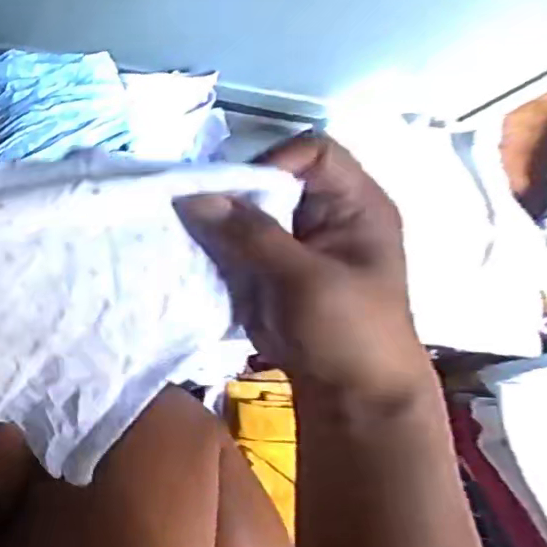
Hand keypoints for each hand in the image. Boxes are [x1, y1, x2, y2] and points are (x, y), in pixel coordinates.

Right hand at [175, 133, 425, 399]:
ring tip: (191, 238)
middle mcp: (323, 216)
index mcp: (355, 205)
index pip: (313, 152)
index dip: (274, 162)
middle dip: (233, 195)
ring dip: (218, 224)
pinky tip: (194, 258)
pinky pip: (234, 245)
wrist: (350, 394)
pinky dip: (213, 249)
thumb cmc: (347, 331)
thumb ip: (250, 234)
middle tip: (199, 215)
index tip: (237, 194)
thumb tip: (195, 197)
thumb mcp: (303, 278)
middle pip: (272, 181)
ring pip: (247, 214)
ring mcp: (293, 245)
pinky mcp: (268, 271)